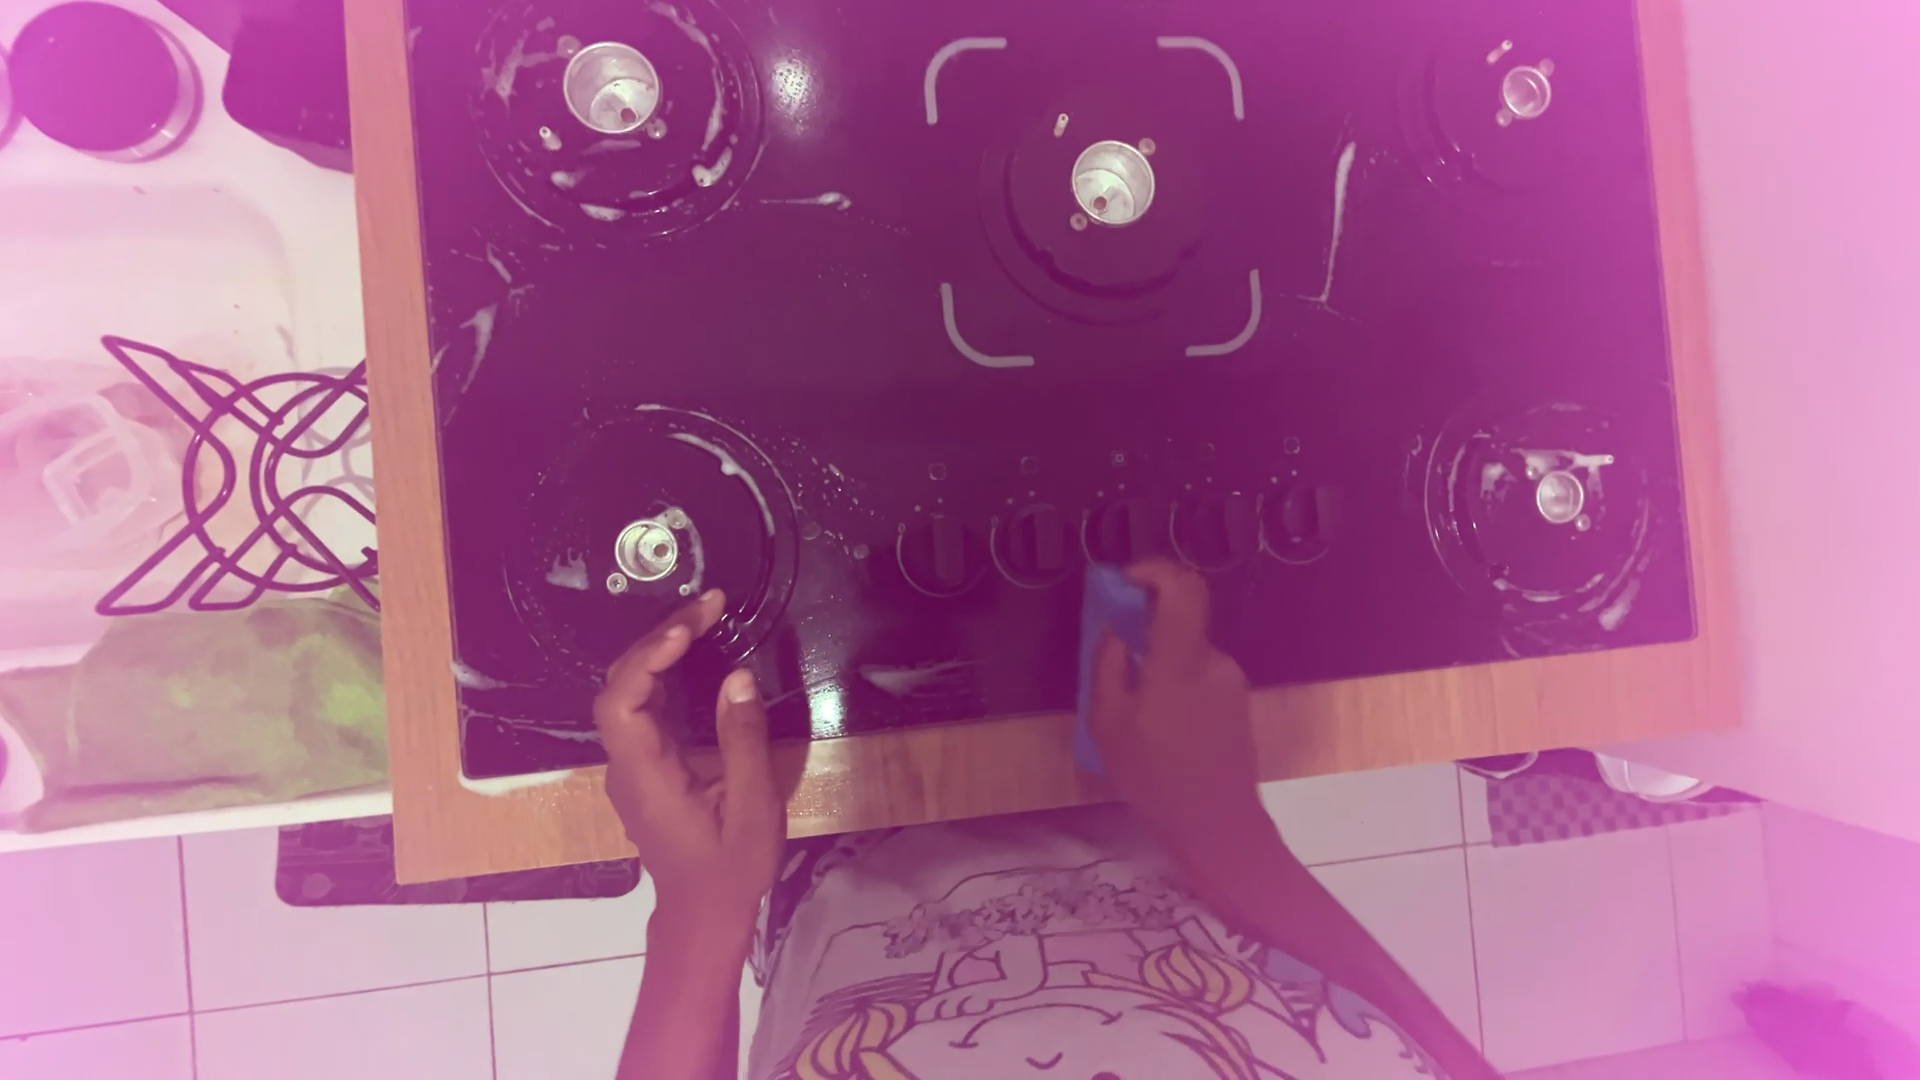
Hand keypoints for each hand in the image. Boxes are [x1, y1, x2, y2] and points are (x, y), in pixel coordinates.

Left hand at [593, 589, 786, 939]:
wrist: (703, 915)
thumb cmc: (730, 868)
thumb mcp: (752, 807)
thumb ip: (744, 741)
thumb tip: (738, 677)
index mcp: (645, 775)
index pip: (622, 703)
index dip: (648, 657)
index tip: (691, 627)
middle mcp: (626, 764)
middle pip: (620, 686)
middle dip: (659, 639)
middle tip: (709, 606)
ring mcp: (632, 765)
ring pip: (629, 691)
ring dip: (662, 648)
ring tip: (705, 617)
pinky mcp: (646, 765)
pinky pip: (645, 706)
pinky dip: (665, 671)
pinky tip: (693, 653)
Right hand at [1089, 561, 1264, 847]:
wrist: (1219, 830)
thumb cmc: (1155, 779)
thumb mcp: (1109, 725)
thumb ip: (1109, 668)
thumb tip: (1115, 634)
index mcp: (1180, 661)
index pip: (1182, 588)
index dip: (1155, 570)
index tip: (1125, 581)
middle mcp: (1213, 662)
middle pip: (1181, 621)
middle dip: (1146, 628)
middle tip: (1115, 655)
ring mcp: (1231, 683)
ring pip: (1187, 653)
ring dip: (1159, 663)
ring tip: (1133, 708)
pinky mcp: (1238, 704)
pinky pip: (1200, 676)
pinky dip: (1175, 683)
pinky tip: (1159, 726)